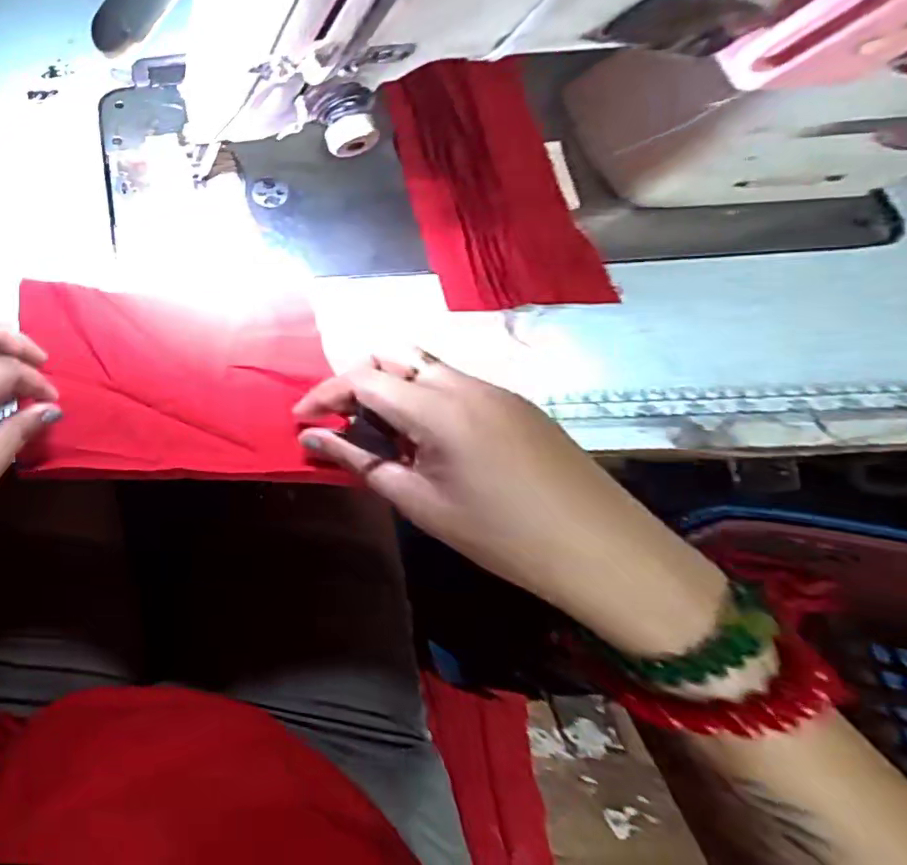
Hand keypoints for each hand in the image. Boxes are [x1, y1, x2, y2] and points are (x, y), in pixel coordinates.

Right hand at [295, 355, 727, 656]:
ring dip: (391, 385)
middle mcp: (463, 383)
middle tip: (342, 418)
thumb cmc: (500, 535)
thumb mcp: (418, 503)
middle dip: (356, 378)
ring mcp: (494, 389)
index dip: (324, 394)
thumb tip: (311, 439)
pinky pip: (454, 382)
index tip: (301, 420)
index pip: (362, 378)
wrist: (605, 552)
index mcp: (437, 406)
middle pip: (392, 354)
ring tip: (380, 431)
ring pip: (424, 364)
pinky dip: (423, 395)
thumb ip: (360, 460)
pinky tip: (427, 439)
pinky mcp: (515, 403)